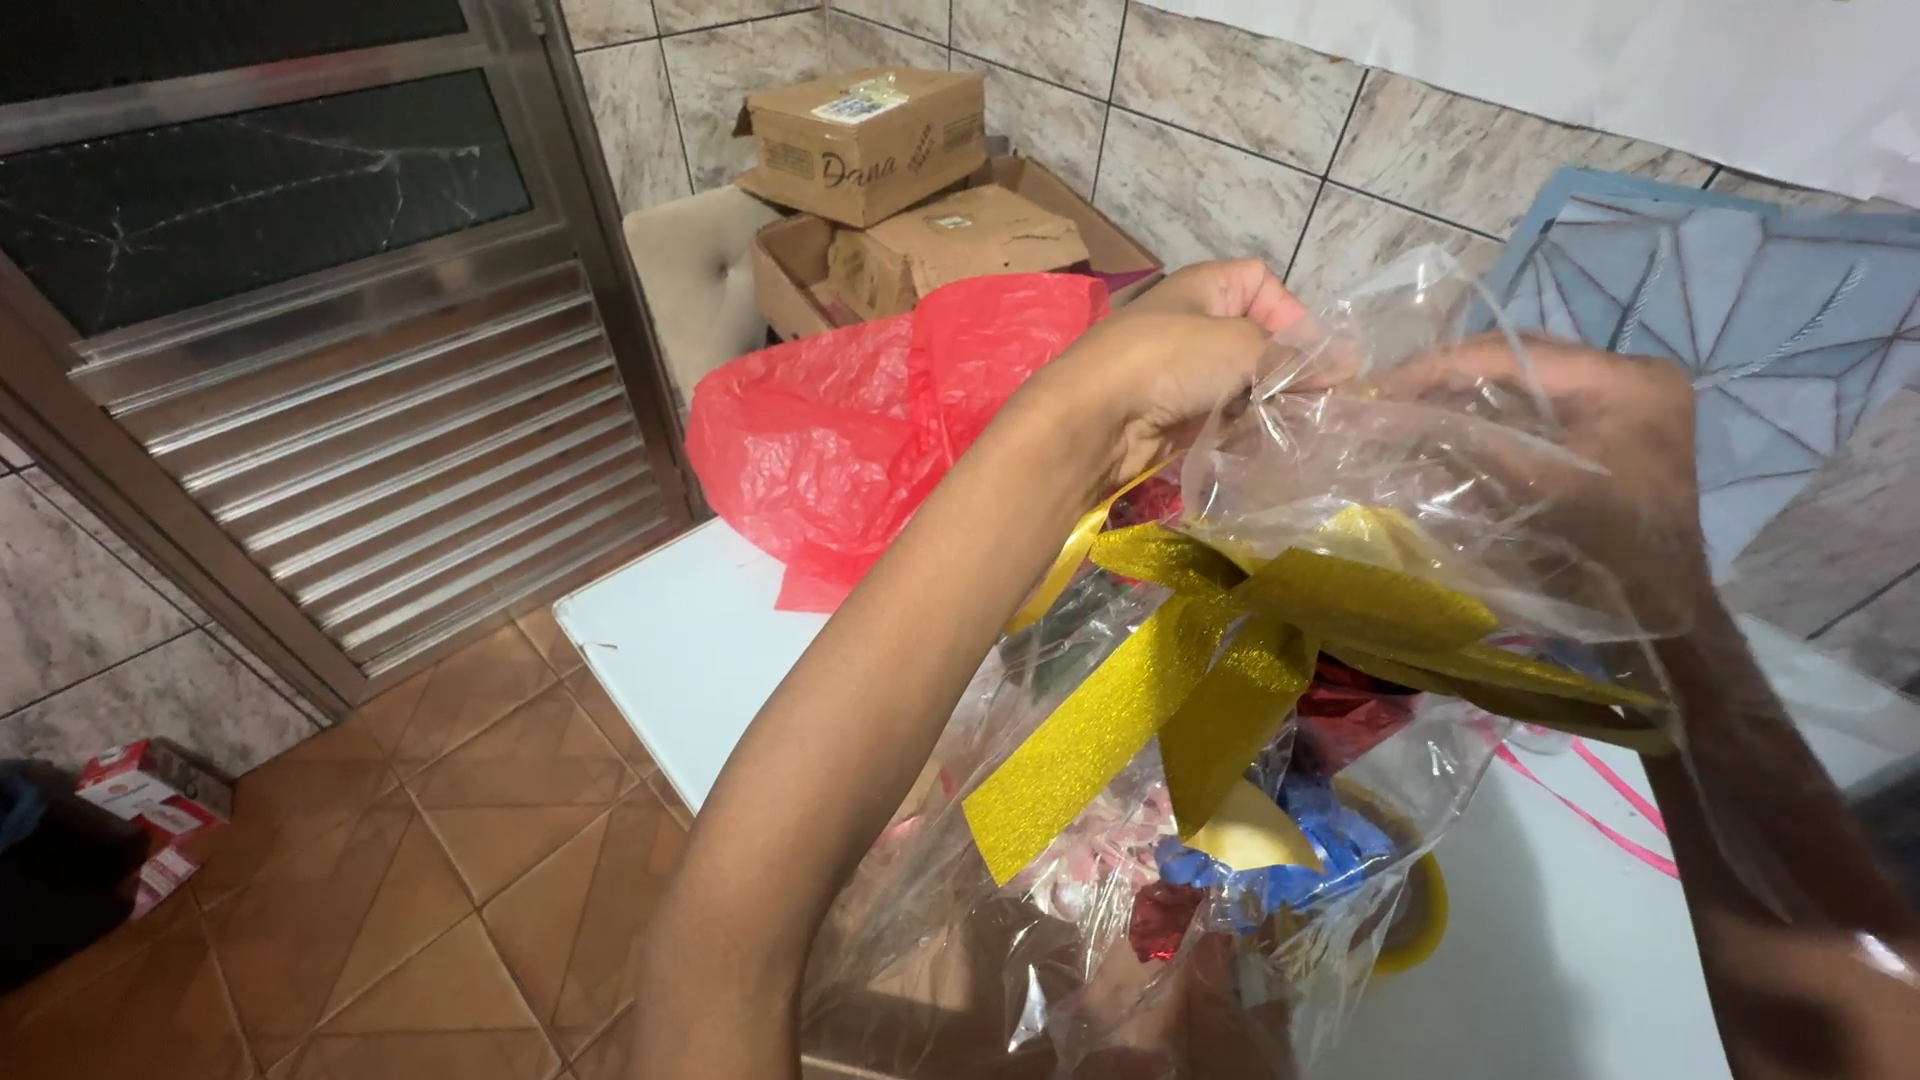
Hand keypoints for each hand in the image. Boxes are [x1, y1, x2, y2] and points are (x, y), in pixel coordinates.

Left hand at [1012, 261, 1310, 485]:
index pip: (1262, 284)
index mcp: (1202, 288)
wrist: (1094, 419)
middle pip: (1255, 341)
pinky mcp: (1173, 419)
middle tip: (1316, 400)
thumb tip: (1347, 365)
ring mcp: (1179, 376)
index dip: (1293, 313)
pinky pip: (1220, 420)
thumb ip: (1293, 356)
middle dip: (1286, 368)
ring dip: (1266, 405)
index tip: (1312, 355)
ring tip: (1295, 426)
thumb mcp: (1239, 345)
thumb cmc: (1167, 361)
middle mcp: (1191, 327)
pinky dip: (1241, 430)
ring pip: (1240, 385)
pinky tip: (1262, 445)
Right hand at [1376, 332, 1709, 630]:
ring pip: (1517, 380)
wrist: (1655, 605)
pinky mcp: (1601, 427)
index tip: (1382, 384)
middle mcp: (1627, 377)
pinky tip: (1439, 426)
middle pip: (1516, 358)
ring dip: (1458, 393)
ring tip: (1403, 406)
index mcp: (1626, 381)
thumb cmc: (1605, 549)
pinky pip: (1527, 407)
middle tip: (1386, 391)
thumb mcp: (1533, 488)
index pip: (1515, 354)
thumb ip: (1469, 441)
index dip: (1440, 366)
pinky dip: (1479, 415)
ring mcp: (1616, 401)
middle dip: (1445, 374)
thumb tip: (1394, 414)